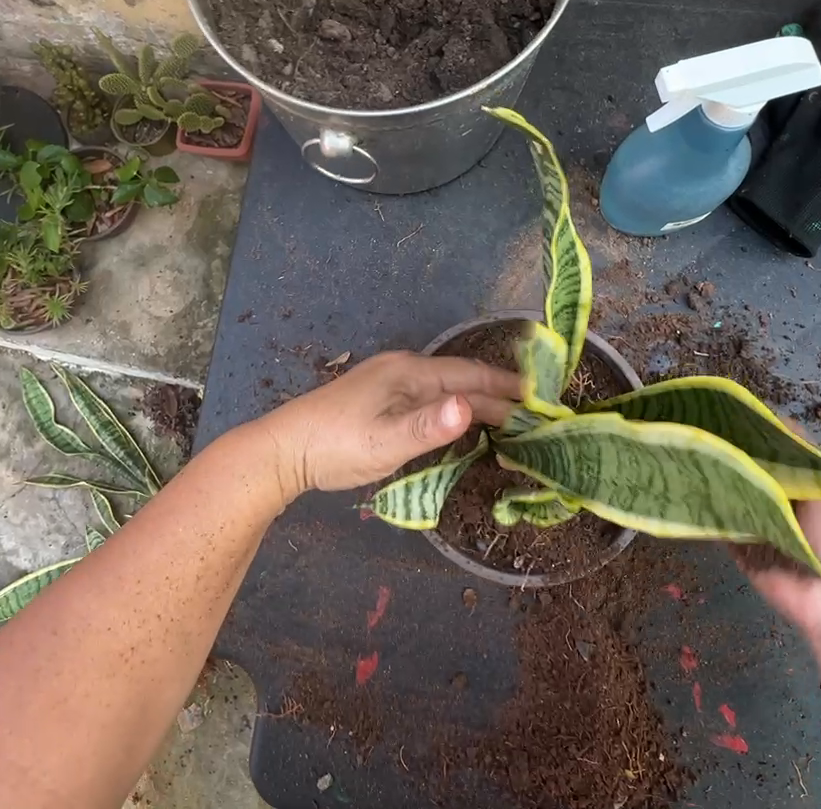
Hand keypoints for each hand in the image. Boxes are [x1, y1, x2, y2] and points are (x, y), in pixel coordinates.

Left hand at [245, 351, 520, 501]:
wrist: (283, 449)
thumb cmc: (336, 445)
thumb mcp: (386, 441)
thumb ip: (429, 427)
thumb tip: (473, 406)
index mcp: (408, 372)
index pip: (468, 373)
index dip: (503, 384)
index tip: (537, 395)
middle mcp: (401, 370)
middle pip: (458, 380)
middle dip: (493, 395)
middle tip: (529, 415)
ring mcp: (387, 383)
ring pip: (442, 389)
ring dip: (473, 401)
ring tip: (503, 419)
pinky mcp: (377, 400)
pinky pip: (427, 398)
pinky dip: (451, 408)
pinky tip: (455, 422)